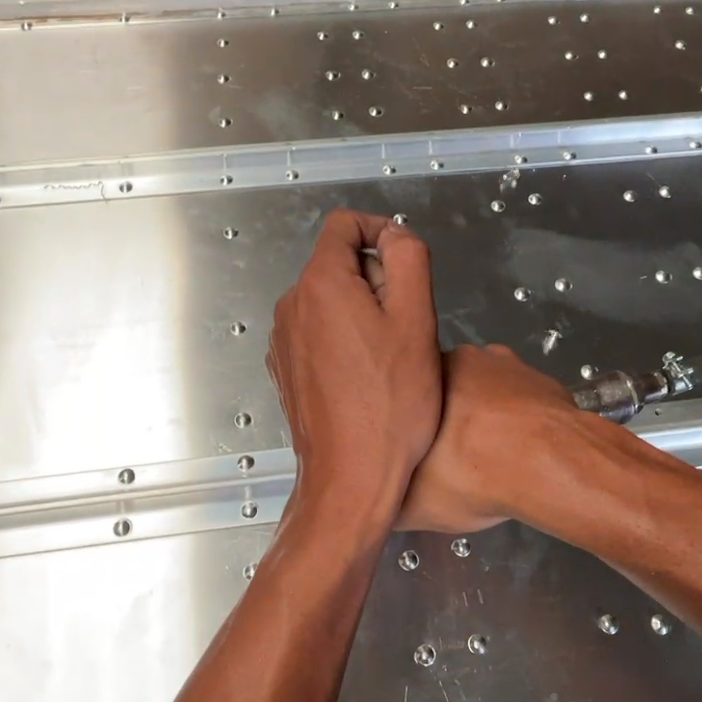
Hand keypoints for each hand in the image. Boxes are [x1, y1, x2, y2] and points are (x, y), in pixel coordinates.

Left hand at [267, 210, 440, 522]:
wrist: (351, 477)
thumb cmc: (389, 407)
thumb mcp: (417, 320)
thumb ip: (408, 259)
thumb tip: (395, 235)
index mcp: (320, 285)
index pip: (344, 224)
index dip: (380, 231)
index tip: (404, 261)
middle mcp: (292, 306)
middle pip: (338, 263)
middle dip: (376, 280)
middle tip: (405, 325)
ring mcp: (284, 340)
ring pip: (330, 300)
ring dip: (362, 312)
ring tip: (388, 357)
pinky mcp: (286, 368)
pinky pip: (318, 332)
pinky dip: (344, 340)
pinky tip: (367, 377)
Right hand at [398, 344, 581, 533]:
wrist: (548, 466)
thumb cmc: (468, 476)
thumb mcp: (409, 506)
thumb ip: (387, 499)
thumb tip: (379, 503)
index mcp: (422, 376)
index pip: (403, 392)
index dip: (406, 422)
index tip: (412, 450)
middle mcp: (462, 358)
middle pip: (445, 388)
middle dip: (446, 417)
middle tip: (449, 457)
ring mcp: (507, 365)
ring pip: (487, 391)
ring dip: (487, 417)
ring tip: (490, 458)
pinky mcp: (543, 380)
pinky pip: (522, 401)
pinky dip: (521, 422)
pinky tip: (522, 453)